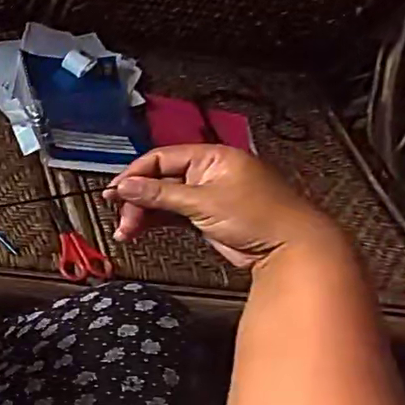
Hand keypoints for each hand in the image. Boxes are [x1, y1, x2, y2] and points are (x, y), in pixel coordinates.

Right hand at [103, 144, 342, 269]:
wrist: (289, 248)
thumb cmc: (259, 216)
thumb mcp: (202, 202)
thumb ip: (159, 194)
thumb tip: (126, 185)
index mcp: (211, 156)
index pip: (161, 158)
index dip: (135, 175)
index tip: (115, 192)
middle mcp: (207, 172)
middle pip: (159, 180)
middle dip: (137, 200)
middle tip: (122, 218)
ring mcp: (206, 195)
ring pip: (163, 199)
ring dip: (142, 214)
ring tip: (126, 231)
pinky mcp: (205, 216)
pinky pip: (172, 214)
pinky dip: (155, 222)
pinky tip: (138, 231)